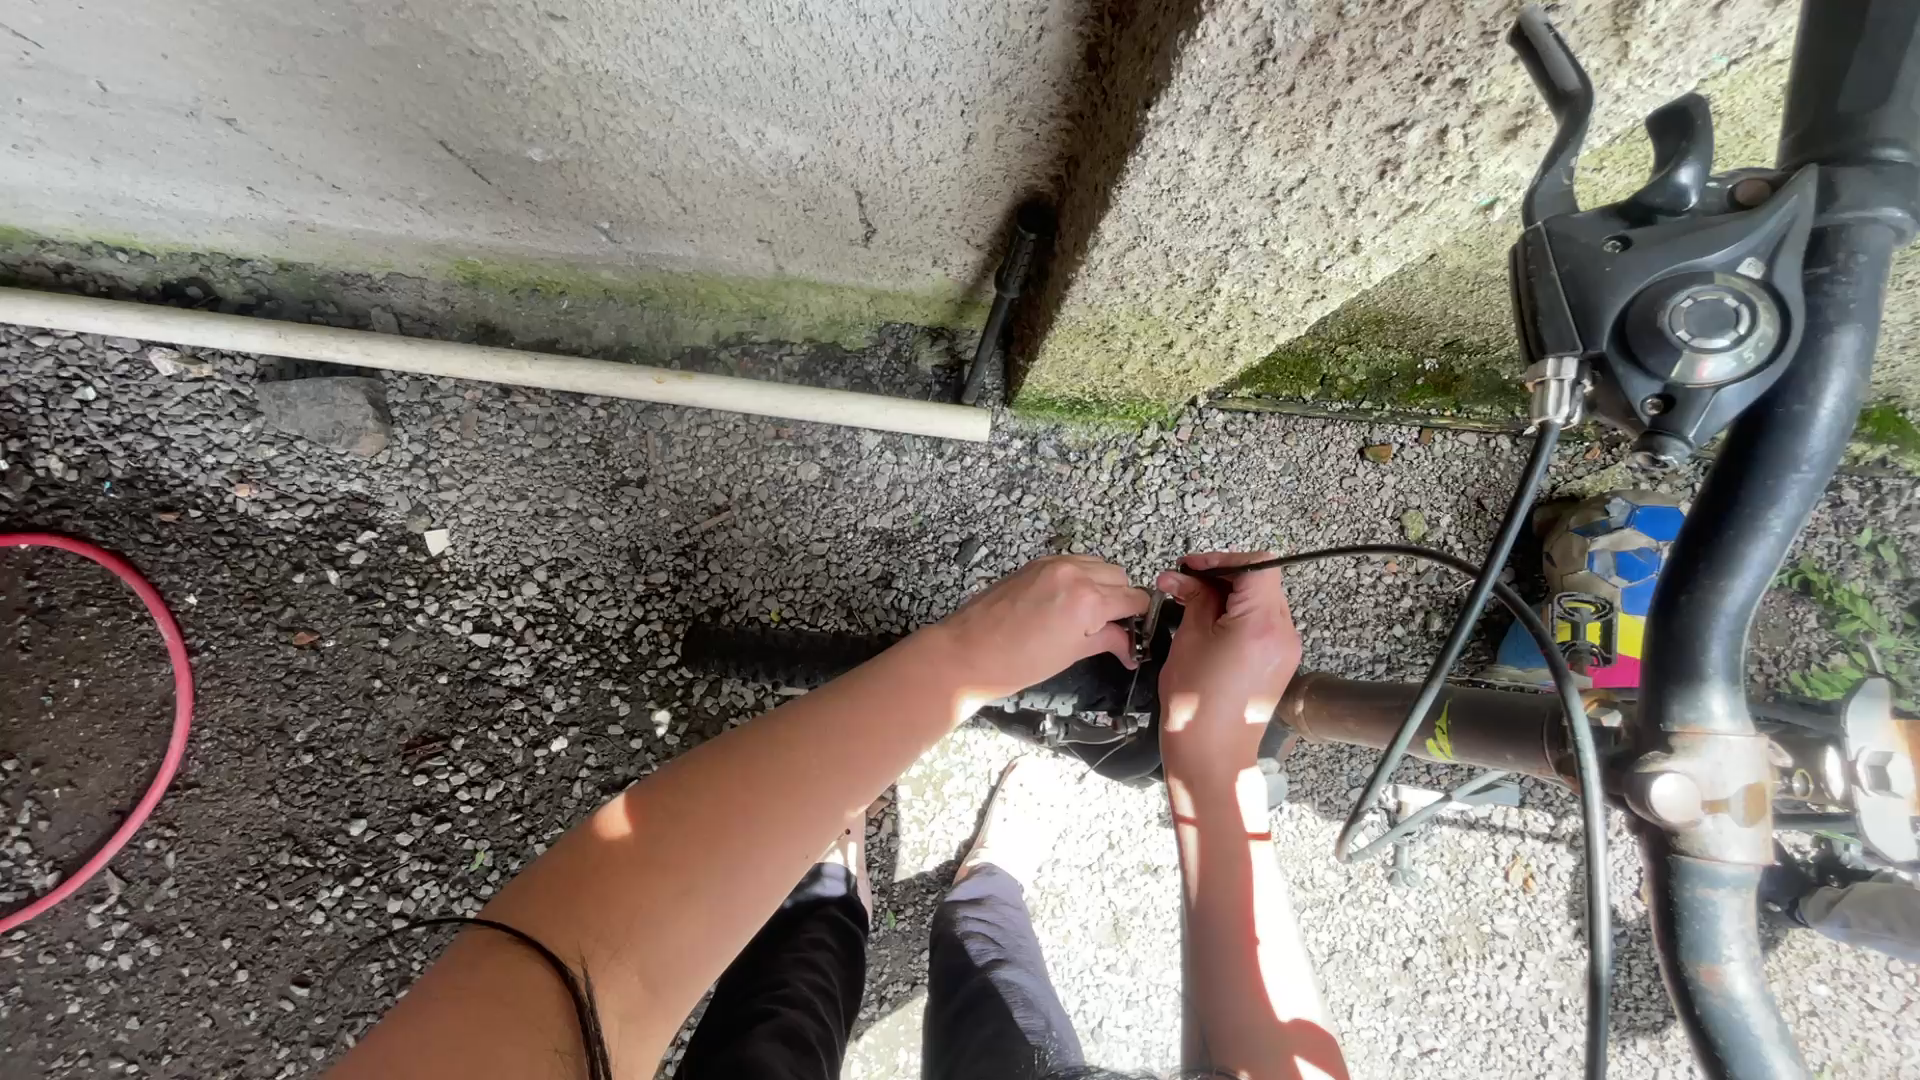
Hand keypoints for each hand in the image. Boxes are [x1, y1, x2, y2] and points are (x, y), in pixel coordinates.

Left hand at [930, 555, 1148, 704]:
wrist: (967, 652)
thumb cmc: (1016, 661)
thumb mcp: (1070, 654)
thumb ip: (1106, 640)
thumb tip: (1128, 645)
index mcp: (1087, 598)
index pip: (1134, 598)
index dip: (1139, 617)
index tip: (1136, 632)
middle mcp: (1073, 572)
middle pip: (1118, 577)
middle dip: (1121, 600)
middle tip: (1111, 627)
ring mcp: (1052, 564)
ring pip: (1097, 565)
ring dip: (1101, 585)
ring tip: (1088, 615)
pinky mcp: (1035, 564)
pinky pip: (1072, 563)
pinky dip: (1079, 578)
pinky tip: (1069, 603)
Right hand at [1156, 552, 1301, 773]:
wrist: (1212, 751)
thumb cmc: (1196, 703)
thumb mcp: (1189, 638)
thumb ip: (1193, 599)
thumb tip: (1185, 578)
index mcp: (1261, 624)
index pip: (1256, 565)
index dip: (1221, 560)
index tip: (1192, 568)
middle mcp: (1283, 632)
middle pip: (1261, 579)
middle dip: (1221, 576)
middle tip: (1184, 583)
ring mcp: (1286, 647)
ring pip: (1261, 599)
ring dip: (1228, 594)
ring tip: (1191, 603)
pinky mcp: (1279, 660)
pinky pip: (1262, 621)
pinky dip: (1237, 613)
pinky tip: (1209, 622)